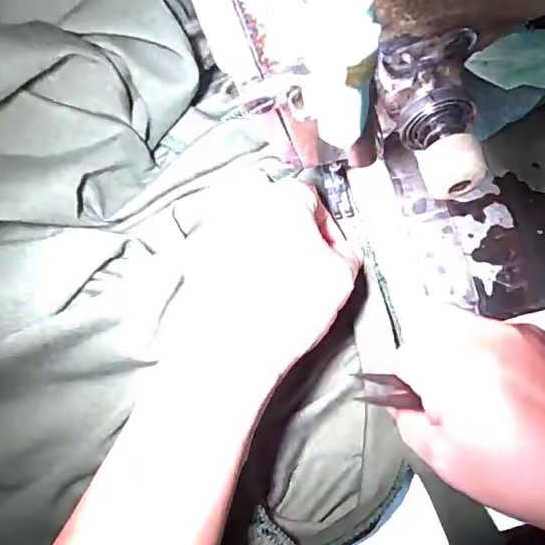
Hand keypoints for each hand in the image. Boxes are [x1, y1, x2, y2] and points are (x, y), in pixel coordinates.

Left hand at [159, 179, 359, 390]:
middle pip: (281, 212)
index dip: (329, 231)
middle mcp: (244, 204)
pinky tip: (255, 293)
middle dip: (297, 238)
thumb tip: (344, 253)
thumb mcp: (342, 278)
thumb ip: (348, 253)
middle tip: (308, 272)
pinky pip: (229, 252)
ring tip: (280, 287)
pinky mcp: (196, 254)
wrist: (233, 346)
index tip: (333, 252)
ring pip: (253, 231)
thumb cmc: (282, 312)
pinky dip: (242, 266)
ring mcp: (215, 227)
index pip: (315, 200)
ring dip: (268, 251)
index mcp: (283, 199)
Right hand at [389, 306, 544, 543]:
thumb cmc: (528, 474)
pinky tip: (522, 402)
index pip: (405, 354)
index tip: (425, 411)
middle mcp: (487, 334)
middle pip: (435, 334)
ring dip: (467, 361)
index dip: (408, 386)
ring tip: (494, 410)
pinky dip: (500, 361)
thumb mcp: (449, 463)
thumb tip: (405, 404)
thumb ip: (411, 424)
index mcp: (455, 362)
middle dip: (435, 367)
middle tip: (457, 411)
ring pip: (471, 334)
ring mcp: (523, 332)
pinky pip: (506, 339)